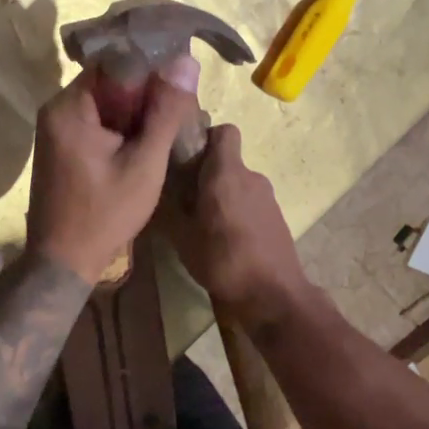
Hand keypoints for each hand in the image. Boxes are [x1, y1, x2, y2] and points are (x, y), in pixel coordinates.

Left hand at [26, 57, 200, 281]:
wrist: (63, 261)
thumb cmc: (104, 214)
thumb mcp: (144, 164)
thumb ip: (166, 113)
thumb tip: (186, 62)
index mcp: (68, 107)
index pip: (112, 62)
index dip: (149, 68)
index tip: (179, 83)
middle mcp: (55, 110)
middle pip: (108, 82)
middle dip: (144, 93)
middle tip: (180, 108)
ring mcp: (54, 129)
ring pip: (104, 104)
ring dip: (134, 113)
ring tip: (168, 126)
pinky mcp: (60, 147)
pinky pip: (94, 123)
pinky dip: (119, 129)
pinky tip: (144, 144)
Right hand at [166, 124, 309, 321]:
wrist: (272, 296)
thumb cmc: (222, 260)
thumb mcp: (181, 236)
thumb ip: (168, 208)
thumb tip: (153, 190)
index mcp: (227, 173)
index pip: (223, 132)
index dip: (204, 138)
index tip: (184, 158)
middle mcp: (250, 178)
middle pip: (226, 161)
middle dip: (203, 174)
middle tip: (180, 197)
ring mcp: (266, 199)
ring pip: (236, 185)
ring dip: (218, 197)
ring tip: (197, 223)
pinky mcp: (274, 219)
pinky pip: (247, 205)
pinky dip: (234, 214)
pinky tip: (220, 240)